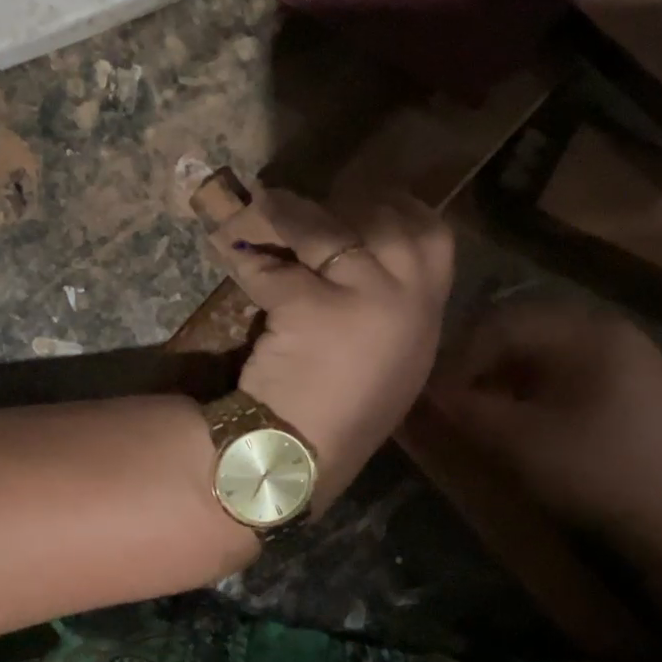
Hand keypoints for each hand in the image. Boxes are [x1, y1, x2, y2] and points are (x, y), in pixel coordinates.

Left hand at [227, 191, 455, 510]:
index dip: (398, 212)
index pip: (434, 242)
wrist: (298, 462)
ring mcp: (369, 300)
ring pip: (334, 231)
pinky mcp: (316, 305)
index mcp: (426, 325)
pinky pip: (278, 266)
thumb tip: (343, 271)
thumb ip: (378, 319)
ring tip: (262, 206)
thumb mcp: (376, 370)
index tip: (365, 202)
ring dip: (292, 215)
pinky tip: (227, 249)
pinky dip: (249, 256)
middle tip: (316, 200)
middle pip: (396, 223)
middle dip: (355, 202)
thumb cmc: (331, 426)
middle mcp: (410, 305)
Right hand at [429, 298, 661, 549]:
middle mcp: (602, 329)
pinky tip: (501, 414)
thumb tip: (417, 394)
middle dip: (472, 362)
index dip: (456, 357)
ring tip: (466, 408)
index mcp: (587, 331)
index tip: (427, 394)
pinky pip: (552, 368)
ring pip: (531, 349)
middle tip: (441, 399)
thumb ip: (465, 411)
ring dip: (492, 374)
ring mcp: (613, 354)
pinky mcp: (615, 382)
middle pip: (516, 329)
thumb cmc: (597, 470)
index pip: (500, 322)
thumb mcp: (520, 441)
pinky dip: (518, 386)